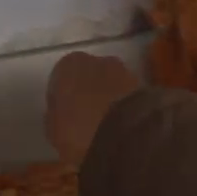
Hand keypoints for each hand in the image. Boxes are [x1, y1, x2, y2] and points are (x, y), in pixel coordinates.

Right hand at [46, 51, 140, 167]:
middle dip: (86, 94)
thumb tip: (59, 115)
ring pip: (109, 85)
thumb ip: (55, 117)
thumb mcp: (54, 131)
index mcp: (67, 66)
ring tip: (106, 126)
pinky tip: (121, 126)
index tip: (64, 119)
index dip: (61, 100)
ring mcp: (122, 70)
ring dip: (107, 99)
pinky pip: (126, 95)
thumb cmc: (79, 131)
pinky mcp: (143, 84)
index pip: (59, 80)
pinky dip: (123, 106)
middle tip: (85, 121)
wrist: (125, 135)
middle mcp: (95, 60)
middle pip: (87, 78)